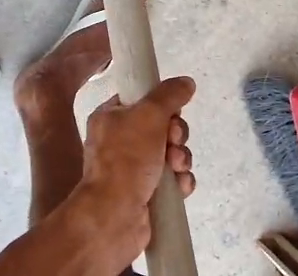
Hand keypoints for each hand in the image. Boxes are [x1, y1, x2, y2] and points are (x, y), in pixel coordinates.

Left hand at [73, 77, 196, 261]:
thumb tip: (187, 82)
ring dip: (181, 157)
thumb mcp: (148, 115)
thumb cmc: (126, 158)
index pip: (141, 100)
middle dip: (176, 134)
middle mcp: (120, 141)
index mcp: (110, 117)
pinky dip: (180, 180)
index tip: (172, 111)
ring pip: (170, 152)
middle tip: (174, 141)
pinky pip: (172, 179)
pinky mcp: (147, 193)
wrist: (115, 216)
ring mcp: (133, 169)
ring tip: (177, 167)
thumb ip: (169, 95)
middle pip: (161, 126)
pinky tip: (181, 186)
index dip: (161, 104)